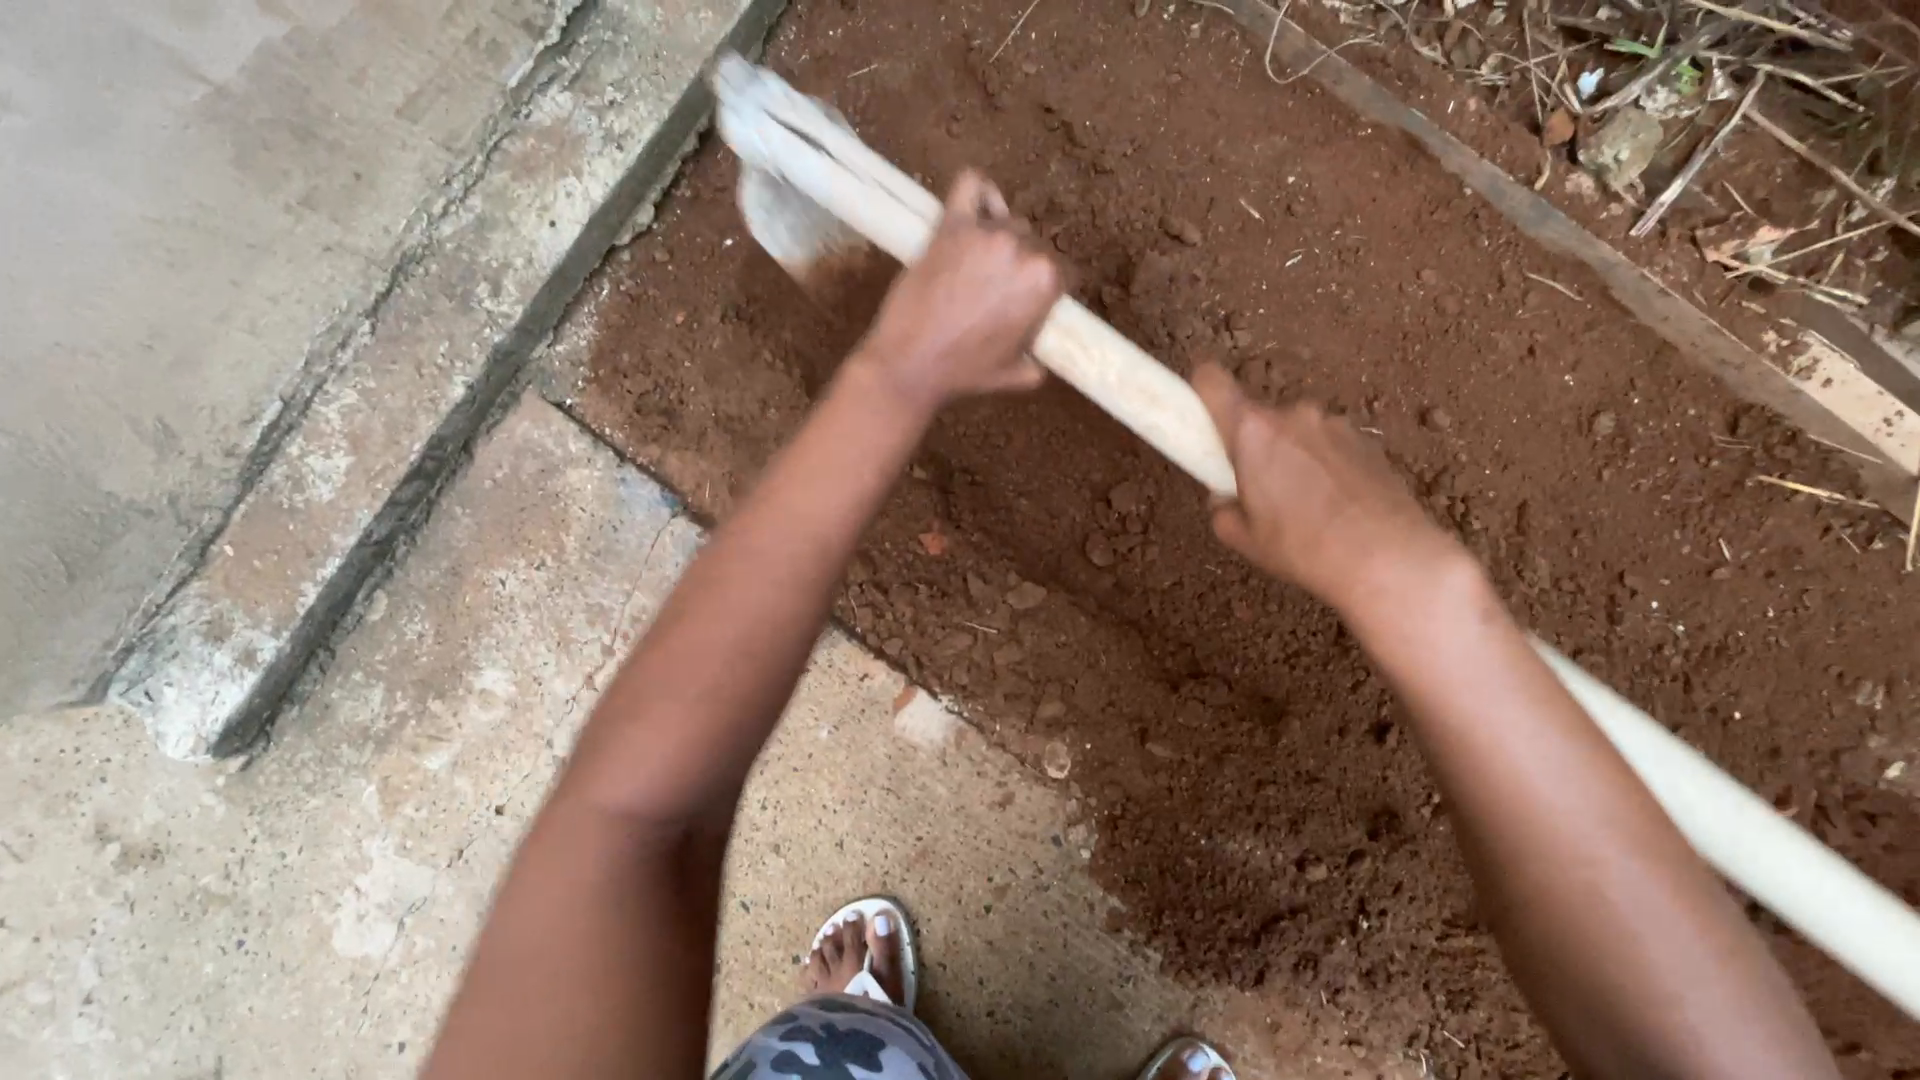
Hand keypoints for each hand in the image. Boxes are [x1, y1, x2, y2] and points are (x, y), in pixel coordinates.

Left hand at [852, 170, 1063, 409]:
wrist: (909, 364)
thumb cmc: (963, 372)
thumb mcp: (1018, 373)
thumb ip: (1040, 357)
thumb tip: (1041, 353)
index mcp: (1044, 282)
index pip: (1064, 271)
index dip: (1047, 289)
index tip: (1028, 301)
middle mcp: (1021, 249)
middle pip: (1035, 245)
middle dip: (1021, 266)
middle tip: (995, 290)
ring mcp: (984, 233)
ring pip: (1007, 222)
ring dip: (1000, 239)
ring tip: (977, 266)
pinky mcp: (950, 224)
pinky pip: (972, 184)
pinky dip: (981, 193)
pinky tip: (977, 213)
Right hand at [1192, 363, 1471, 615]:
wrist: (1387, 557)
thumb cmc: (1305, 548)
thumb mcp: (1243, 538)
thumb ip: (1221, 509)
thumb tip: (1224, 499)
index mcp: (1252, 432)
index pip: (1211, 381)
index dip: (1199, 390)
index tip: (1198, 414)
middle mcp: (1293, 415)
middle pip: (1256, 417)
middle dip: (1250, 446)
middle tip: (1256, 490)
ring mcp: (1334, 424)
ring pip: (1294, 432)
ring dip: (1289, 457)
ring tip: (1302, 507)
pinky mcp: (1365, 440)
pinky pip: (1328, 445)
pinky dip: (1322, 467)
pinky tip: (1333, 507)